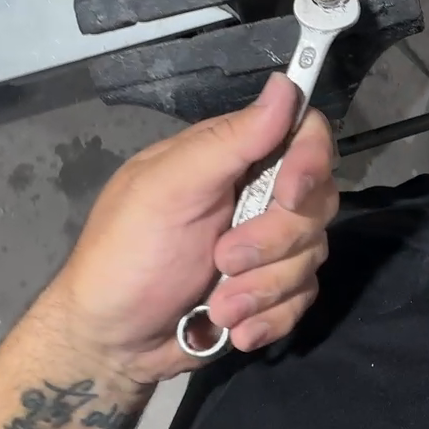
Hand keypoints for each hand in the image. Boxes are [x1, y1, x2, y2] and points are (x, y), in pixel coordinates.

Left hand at [45, 75, 337, 384]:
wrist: (111, 344)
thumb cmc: (126, 256)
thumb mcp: (166, 190)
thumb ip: (228, 140)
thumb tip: (285, 84)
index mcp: (233, 156)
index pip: (305, 133)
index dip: (311, 161)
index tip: (289, 196)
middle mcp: (259, 192)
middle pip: (317, 199)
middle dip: (274, 242)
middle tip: (222, 260)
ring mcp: (271, 243)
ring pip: (313, 253)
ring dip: (263, 289)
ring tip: (217, 307)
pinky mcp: (274, 287)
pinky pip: (304, 296)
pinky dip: (270, 318)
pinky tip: (235, 329)